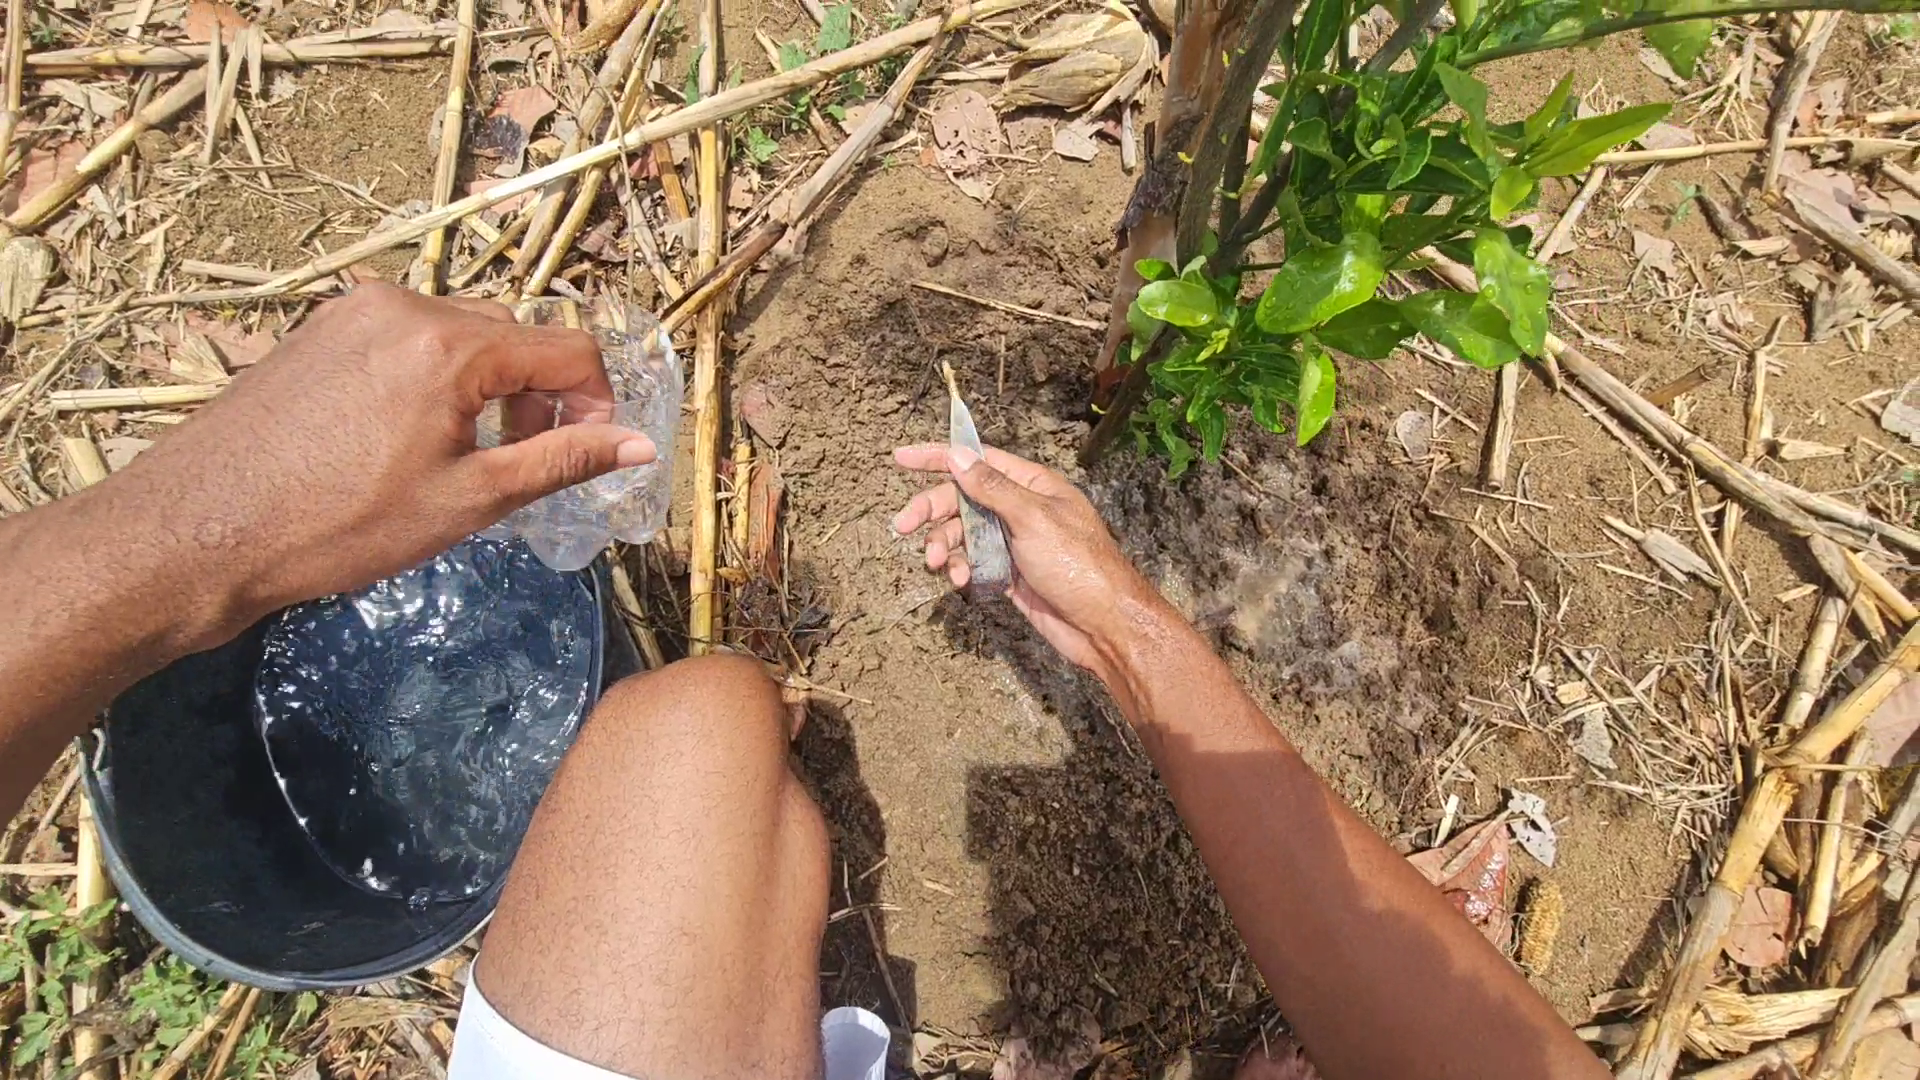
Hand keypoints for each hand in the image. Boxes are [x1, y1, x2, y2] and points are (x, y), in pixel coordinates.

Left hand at [102, 284, 653, 639]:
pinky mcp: (327, 327)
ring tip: (479, 448)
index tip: (594, 451)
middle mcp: (406, 304)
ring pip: (474, 334)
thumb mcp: (477, 496)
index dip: (600, 401)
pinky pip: (423, 335)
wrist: (194, 534)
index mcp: (449, 343)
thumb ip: (568, 459)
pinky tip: (428, 428)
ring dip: (504, 385)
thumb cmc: (346, 523)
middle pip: (522, 337)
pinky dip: (454, 375)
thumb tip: (645, 445)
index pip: (570, 350)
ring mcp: (358, 309)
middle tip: (529, 457)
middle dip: (549, 395)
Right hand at [891, 444, 1167, 680]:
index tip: (901, 458)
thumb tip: (957, 456)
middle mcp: (1020, 510)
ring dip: (944, 544)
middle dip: (931, 510)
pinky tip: (960, 580)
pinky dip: (961, 568)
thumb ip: (992, 488)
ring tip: (937, 562)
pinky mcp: (1008, 573)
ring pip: (963, 533)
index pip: (977, 461)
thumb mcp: (1033, 518)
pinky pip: (973, 562)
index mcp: (1031, 486)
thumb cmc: (1078, 565)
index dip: (939, 457)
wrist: (1102, 625)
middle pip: (963, 499)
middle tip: (902, 525)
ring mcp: (1013, 542)